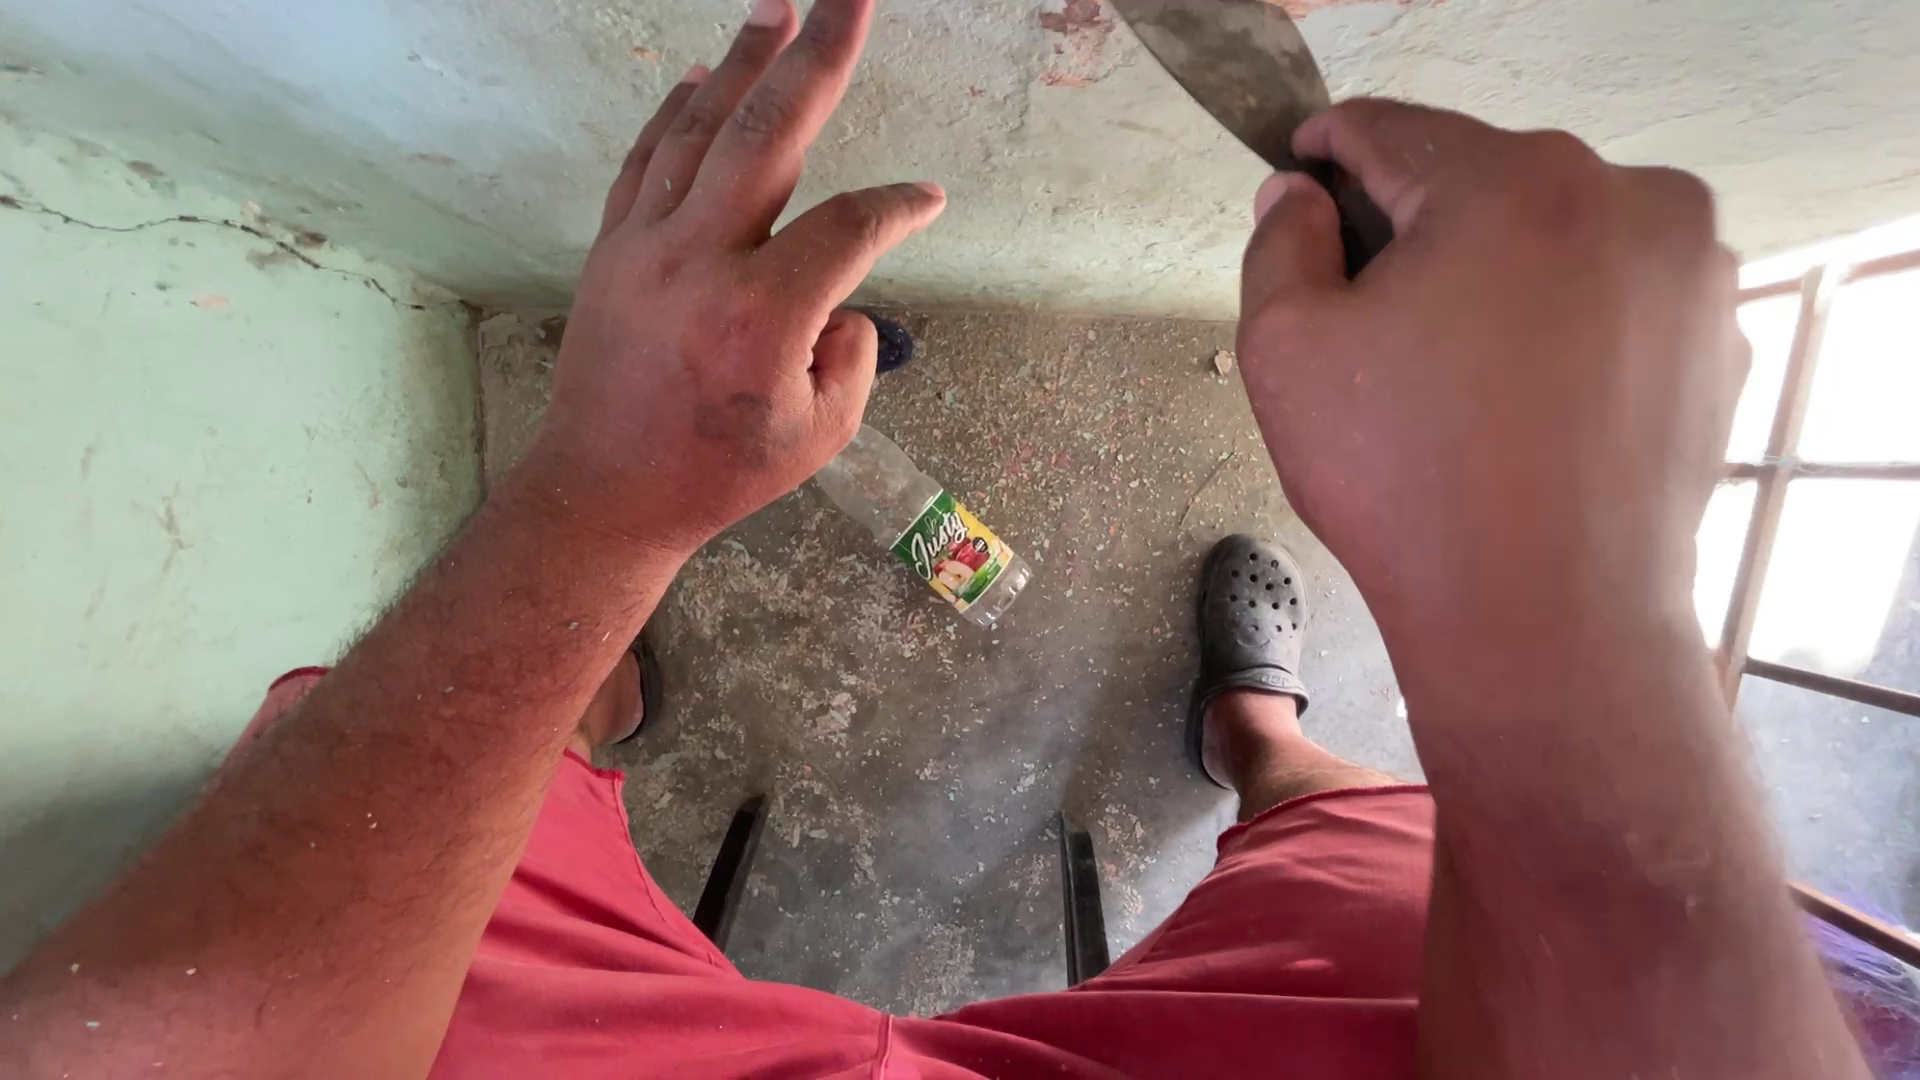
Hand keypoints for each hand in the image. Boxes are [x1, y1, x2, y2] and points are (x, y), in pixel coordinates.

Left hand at [513, 0, 944, 557]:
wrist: (607, 491)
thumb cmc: (720, 474)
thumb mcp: (820, 435)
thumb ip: (853, 358)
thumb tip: (843, 303)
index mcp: (764, 316)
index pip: (849, 231)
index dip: (897, 211)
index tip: (927, 204)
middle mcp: (702, 262)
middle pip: (768, 136)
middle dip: (819, 59)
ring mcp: (646, 248)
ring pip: (701, 132)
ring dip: (744, 64)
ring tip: (779, 7)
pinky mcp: (611, 250)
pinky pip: (647, 160)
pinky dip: (677, 112)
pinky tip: (703, 77)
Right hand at [1237, 100, 1746, 638]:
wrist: (1535, 609)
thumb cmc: (1394, 473)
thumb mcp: (1283, 348)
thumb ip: (1277, 246)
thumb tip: (1296, 198)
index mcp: (1511, 184)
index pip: (1392, 127)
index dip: (1325, 143)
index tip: (1295, 159)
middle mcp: (1627, 198)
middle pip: (1471, 183)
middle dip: (1398, 230)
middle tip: (1348, 312)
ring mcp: (1687, 270)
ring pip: (1536, 239)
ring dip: (1469, 275)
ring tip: (1425, 374)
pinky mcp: (1708, 339)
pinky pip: (1592, 298)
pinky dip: (1531, 322)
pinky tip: (1494, 402)